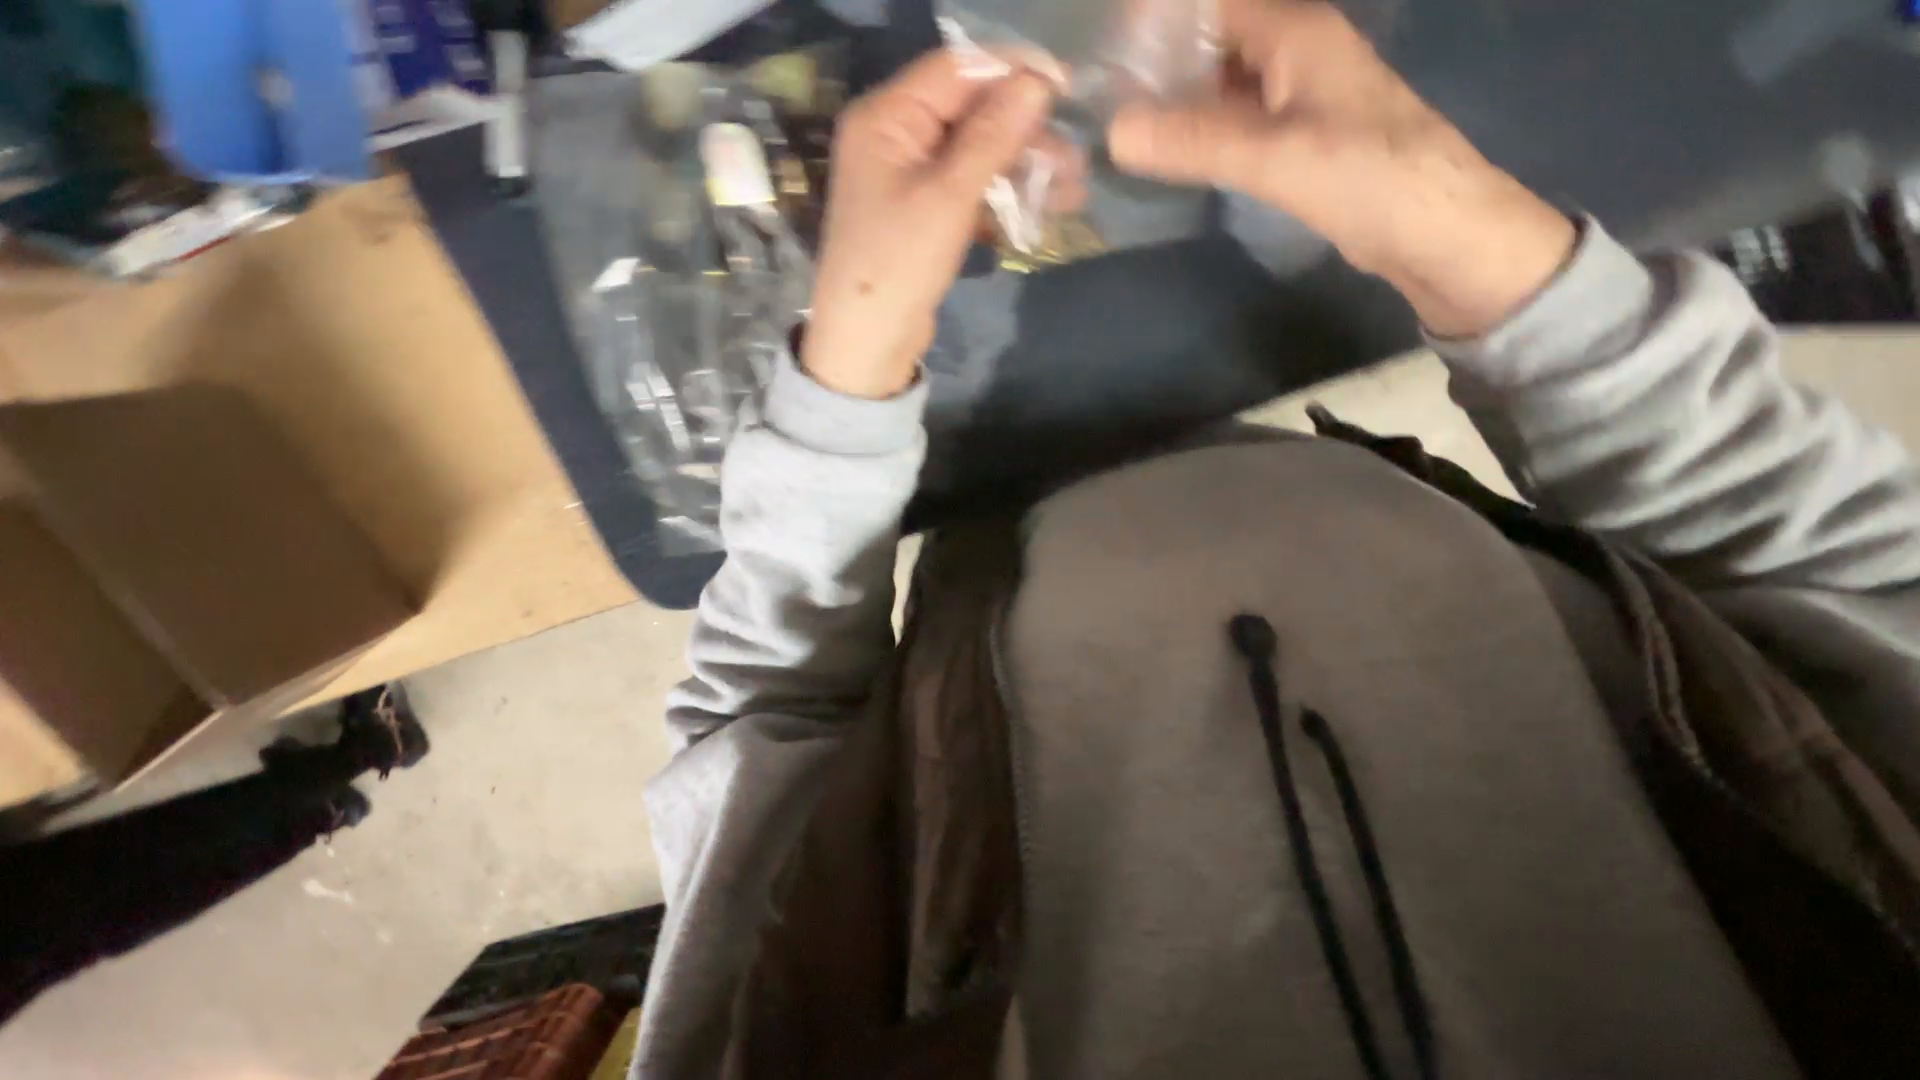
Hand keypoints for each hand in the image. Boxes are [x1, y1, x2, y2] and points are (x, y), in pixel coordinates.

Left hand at [802, 53, 1054, 398]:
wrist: (866, 342)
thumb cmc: (898, 264)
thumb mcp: (948, 196)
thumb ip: (992, 135)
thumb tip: (1036, 82)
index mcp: (885, 117)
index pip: (955, 68)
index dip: (1012, 70)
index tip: (1067, 86)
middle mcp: (893, 136)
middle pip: (968, 110)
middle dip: (1024, 129)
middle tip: (1075, 154)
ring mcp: (906, 175)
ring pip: (974, 151)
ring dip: (1022, 166)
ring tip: (1073, 187)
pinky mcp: (921, 211)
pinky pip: (967, 186)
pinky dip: (1002, 195)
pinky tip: (1044, 209)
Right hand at [1107, 0, 1575, 336]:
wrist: (1440, 232)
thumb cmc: (1368, 179)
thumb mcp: (1274, 157)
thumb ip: (1193, 141)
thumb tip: (1112, 132)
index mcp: (1296, 34)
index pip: (1213, 3)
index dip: (1157, 20)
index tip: (1106, 53)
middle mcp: (1297, 53)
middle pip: (1214, 41)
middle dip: (1159, 65)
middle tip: (1103, 101)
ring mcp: (1301, 97)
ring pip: (1224, 85)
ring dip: (1179, 102)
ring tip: (1123, 130)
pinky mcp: (1302, 139)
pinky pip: (1239, 122)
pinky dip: (1203, 133)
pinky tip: (1173, 157)